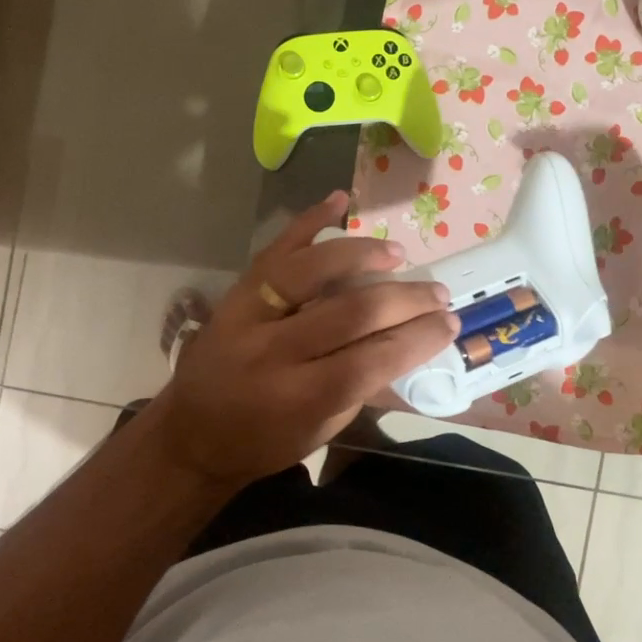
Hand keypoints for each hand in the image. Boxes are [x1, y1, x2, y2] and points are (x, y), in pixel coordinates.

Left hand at [137, 191, 459, 485]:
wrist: (192, 434)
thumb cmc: (263, 442)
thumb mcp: (319, 431)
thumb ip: (360, 385)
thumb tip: (409, 340)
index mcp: (296, 398)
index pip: (370, 360)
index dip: (418, 339)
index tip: (449, 324)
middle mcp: (271, 352)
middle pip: (350, 313)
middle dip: (405, 300)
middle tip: (438, 293)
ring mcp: (248, 315)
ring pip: (312, 270)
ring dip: (362, 256)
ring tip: (397, 256)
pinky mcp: (236, 293)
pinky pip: (275, 249)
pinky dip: (309, 221)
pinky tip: (340, 199)